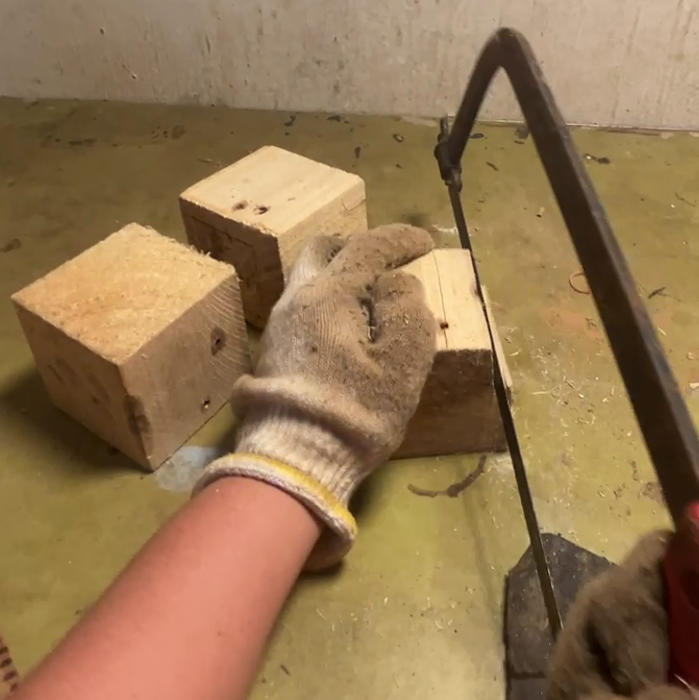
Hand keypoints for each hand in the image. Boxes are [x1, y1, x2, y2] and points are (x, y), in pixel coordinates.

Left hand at [195, 224, 436, 568]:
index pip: (367, 247)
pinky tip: (347, 327)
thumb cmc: (357, 409)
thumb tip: (399, 285)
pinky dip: (330, 301)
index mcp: (330, 294)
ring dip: (341, 276)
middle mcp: (297, 299)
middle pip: (323, 251)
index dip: (400, 239)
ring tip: (370, 297)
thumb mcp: (403, 361)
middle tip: (387, 262)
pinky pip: (303, 306)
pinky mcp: (273, 352)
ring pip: (308, 279)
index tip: (425, 243)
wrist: (295, 460)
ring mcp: (279, 326)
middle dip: (358, 247)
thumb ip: (407, 311)